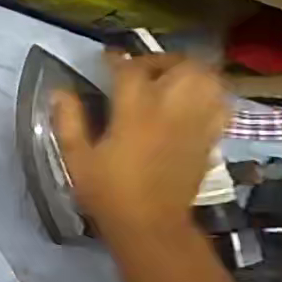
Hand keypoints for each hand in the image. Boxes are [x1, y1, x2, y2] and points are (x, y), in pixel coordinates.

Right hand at [52, 52, 228, 236]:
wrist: (149, 224)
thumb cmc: (106, 191)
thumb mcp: (75, 157)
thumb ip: (68, 120)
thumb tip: (60, 91)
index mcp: (135, 114)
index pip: (131, 71)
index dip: (117, 59)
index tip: (105, 57)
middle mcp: (172, 112)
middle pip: (182, 66)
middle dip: (160, 60)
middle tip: (140, 69)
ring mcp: (197, 124)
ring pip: (208, 80)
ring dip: (189, 72)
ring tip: (168, 80)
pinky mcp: (210, 138)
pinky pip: (221, 103)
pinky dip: (208, 94)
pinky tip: (190, 102)